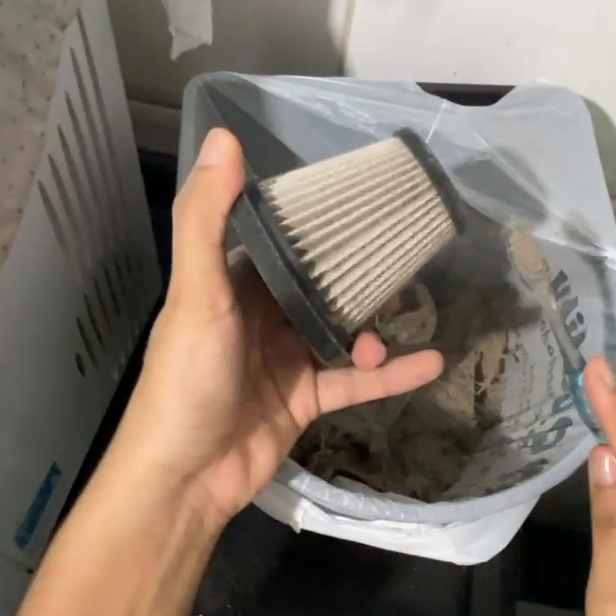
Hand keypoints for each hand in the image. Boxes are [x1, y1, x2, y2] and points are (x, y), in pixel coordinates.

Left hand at [107, 128, 445, 529]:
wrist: (185, 478)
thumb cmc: (187, 378)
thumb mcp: (198, 293)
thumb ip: (208, 219)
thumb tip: (225, 137)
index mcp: (230, 285)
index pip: (276, 241)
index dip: (311, 221)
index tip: (355, 198)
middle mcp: (259, 317)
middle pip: (316, 285)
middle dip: (356, 273)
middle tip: (401, 255)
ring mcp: (284, 360)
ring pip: (340, 331)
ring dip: (372, 325)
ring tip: (404, 315)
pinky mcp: (305, 401)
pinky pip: (354, 382)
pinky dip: (389, 374)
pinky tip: (431, 361)